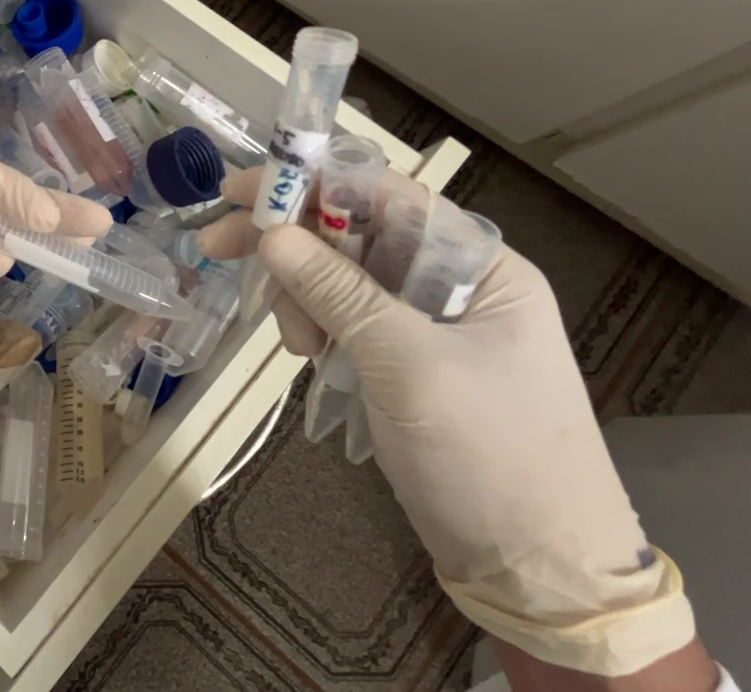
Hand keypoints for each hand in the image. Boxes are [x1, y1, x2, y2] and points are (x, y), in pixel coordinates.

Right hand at [196, 166, 699, 678]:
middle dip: (289, 242)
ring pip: (340, 276)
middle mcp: (454, 282)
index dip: (309, 182)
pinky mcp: (403, 357)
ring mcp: (427, 321)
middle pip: (354, 233)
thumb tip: (270, 232)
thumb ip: (338, 291)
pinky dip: (315, 325)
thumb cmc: (489, 455)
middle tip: (216, 248)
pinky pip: (343, 317)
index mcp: (480, 266)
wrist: (535, 568)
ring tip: (296, 345)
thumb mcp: (407, 364)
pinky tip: (307, 353)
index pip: (386, 195)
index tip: (236, 190)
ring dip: (301, 295)